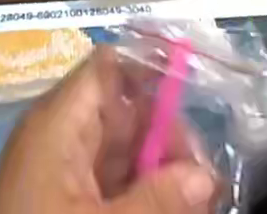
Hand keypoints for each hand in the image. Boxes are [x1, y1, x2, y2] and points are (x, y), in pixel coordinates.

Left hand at [0, 49, 215, 213]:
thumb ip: (157, 199)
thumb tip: (206, 173)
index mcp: (60, 119)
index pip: (109, 68)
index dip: (151, 70)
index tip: (198, 94)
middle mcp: (59, 133)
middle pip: (122, 112)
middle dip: (166, 137)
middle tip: (208, 176)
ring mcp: (58, 170)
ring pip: (118, 152)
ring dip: (157, 170)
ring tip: (200, 196)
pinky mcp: (58, 200)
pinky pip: (105, 182)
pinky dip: (137, 193)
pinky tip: (168, 207)